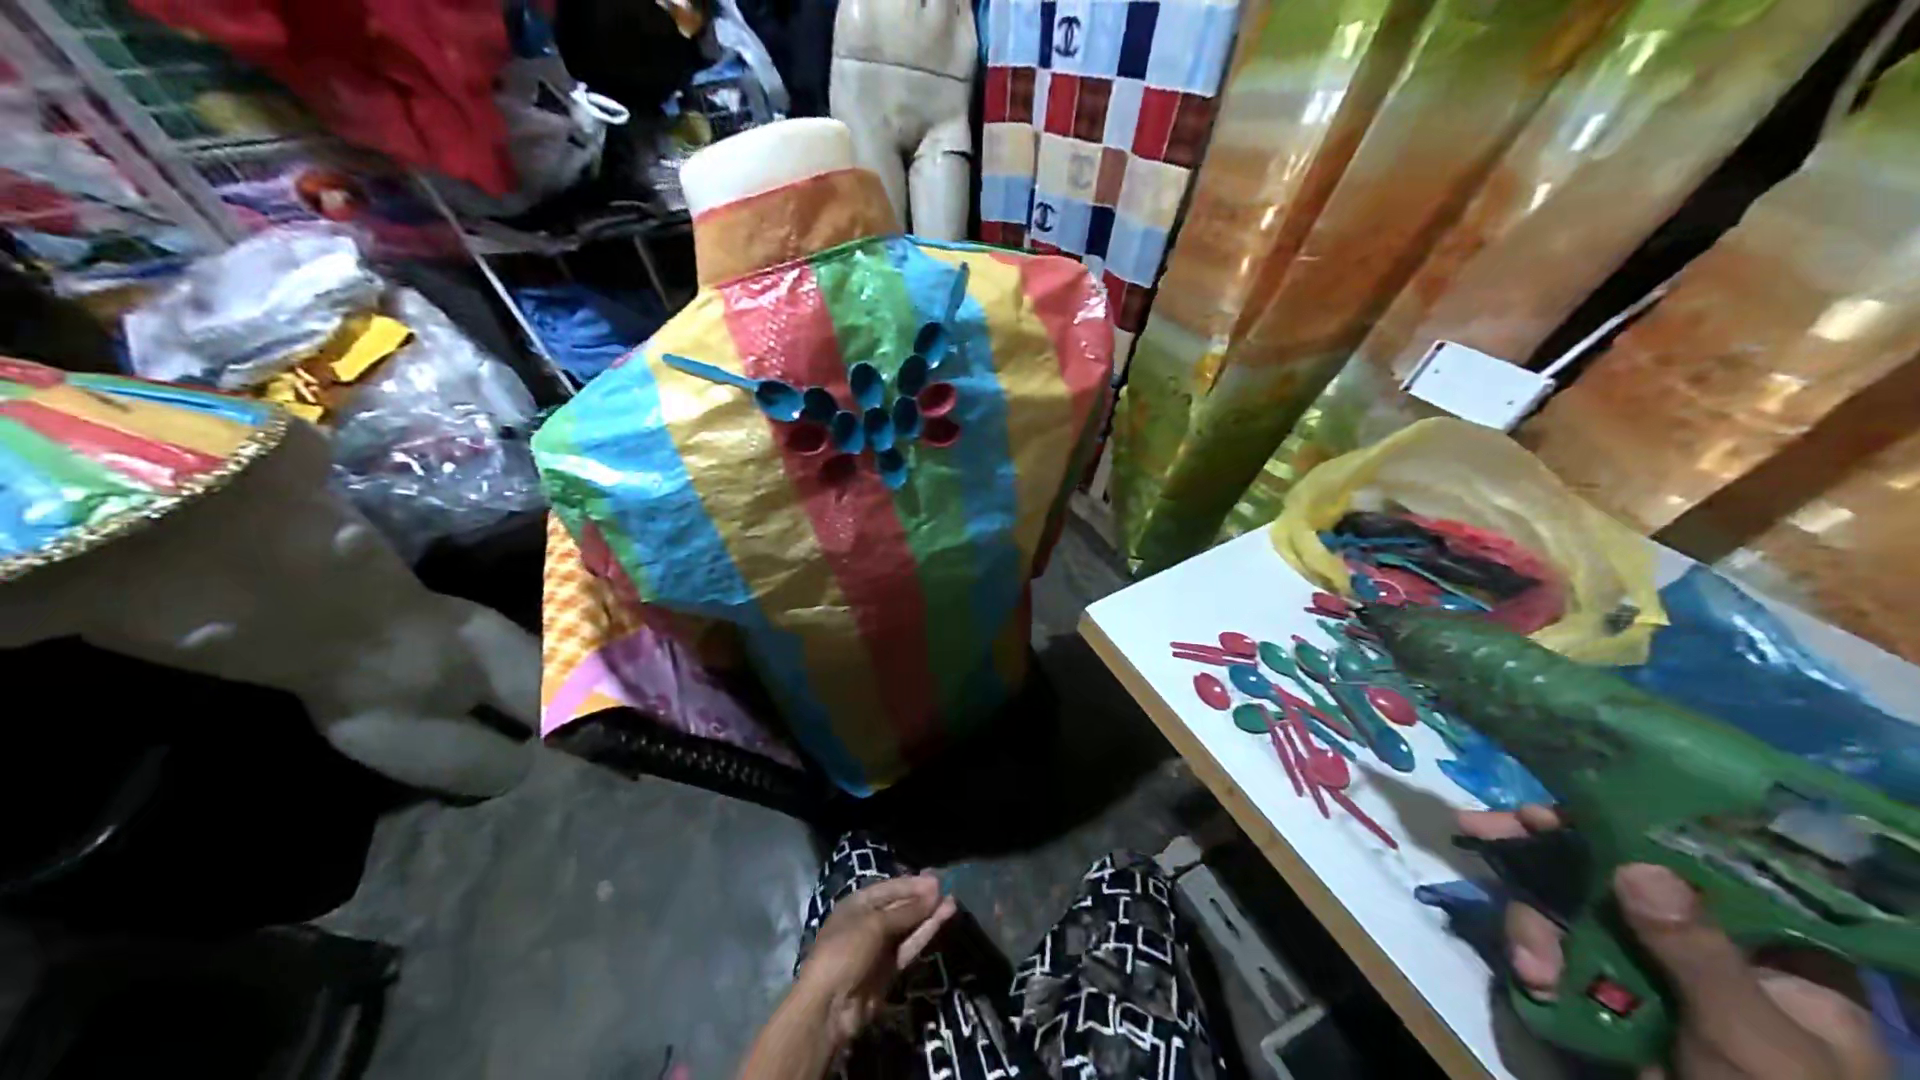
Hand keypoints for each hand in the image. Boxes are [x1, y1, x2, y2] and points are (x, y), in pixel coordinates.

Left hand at [797, 874, 957, 1042]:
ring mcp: (880, 947)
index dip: (911, 884)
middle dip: (922, 898)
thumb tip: (933, 893)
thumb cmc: (845, 951)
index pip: (888, 889)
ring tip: (952, 902)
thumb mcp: (874, 924)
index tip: (935, 879)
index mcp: (856, 905)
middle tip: (947, 887)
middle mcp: (868, 923)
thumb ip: (906, 910)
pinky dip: (925, 933)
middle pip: (900, 906)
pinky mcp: (890, 968)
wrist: (831, 1005)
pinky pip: (910, 945)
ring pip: (908, 926)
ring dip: (928, 915)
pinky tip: (941, 920)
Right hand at [1459, 807, 1889, 1079]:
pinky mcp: (1604, 996)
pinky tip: (1532, 982)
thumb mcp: (1750, 1038)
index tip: (1545, 807)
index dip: (1609, 823)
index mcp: (1758, 944)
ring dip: (1533, 929)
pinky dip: (1533, 962)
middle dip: (1536, 855)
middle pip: (1603, 874)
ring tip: (1530, 967)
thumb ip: (1696, 953)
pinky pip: (1554, 954)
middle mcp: (1693, 942)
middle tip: (1476, 825)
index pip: (1680, 858)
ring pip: (1567, 914)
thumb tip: (1636, 867)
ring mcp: (1643, 970)